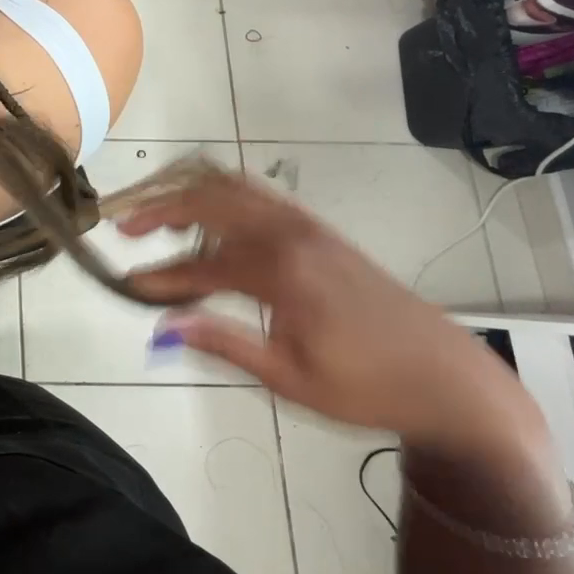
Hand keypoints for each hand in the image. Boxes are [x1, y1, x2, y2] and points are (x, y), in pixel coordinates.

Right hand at [119, 171, 541, 453]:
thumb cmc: (367, 387)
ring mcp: (308, 225)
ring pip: (234, 186)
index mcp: (282, 270)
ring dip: (190, 192)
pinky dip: (222, 193)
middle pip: (209, 200)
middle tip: (124, 227)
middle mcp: (291, 233)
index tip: (127, 284)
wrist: (449, 379)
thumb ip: (223, 342)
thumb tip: (162, 325)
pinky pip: (259, 193)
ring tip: (157, 213)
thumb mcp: (290, 378)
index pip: (200, 263)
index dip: (160, 275)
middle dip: (160, 208)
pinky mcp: (319, 229)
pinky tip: (208, 215)